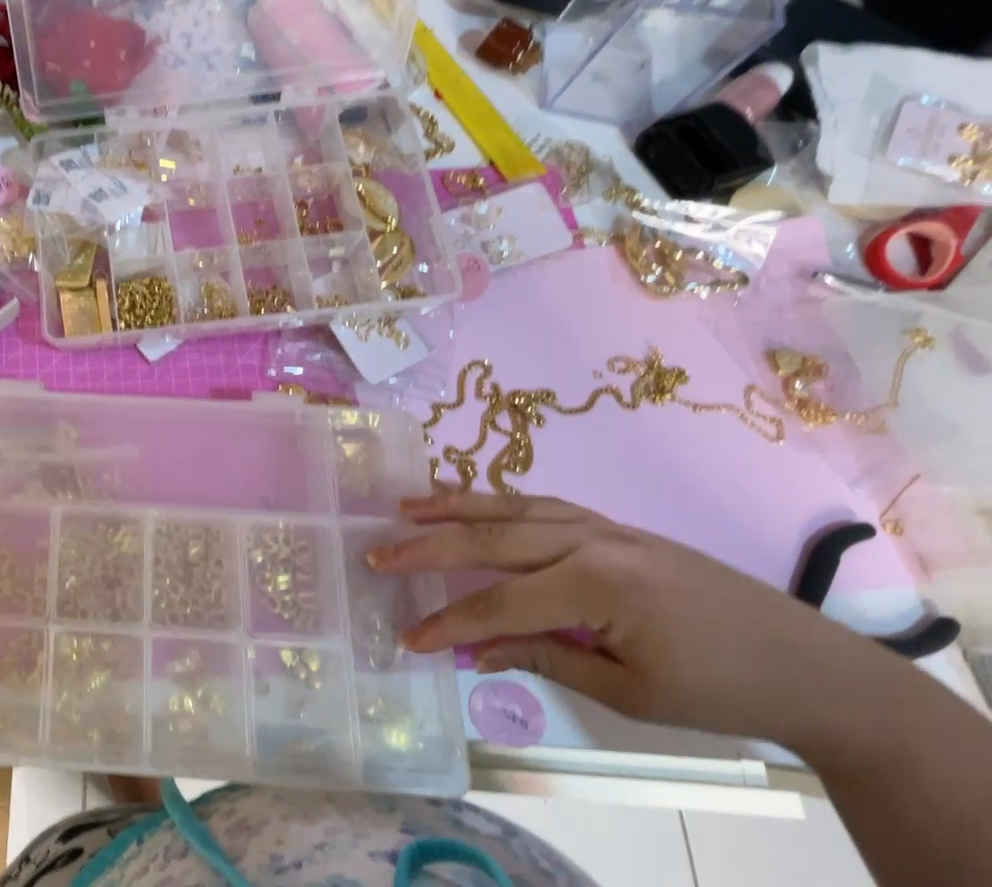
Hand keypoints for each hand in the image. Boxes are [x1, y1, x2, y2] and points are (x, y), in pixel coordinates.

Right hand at [366, 492, 890, 746]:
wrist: (813, 667)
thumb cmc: (720, 689)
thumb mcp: (628, 690)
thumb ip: (545, 657)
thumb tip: (475, 650)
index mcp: (596, 583)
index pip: (498, 602)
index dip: (448, 623)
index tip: (407, 639)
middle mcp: (593, 540)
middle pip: (492, 537)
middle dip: (428, 546)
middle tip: (377, 552)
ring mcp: (607, 527)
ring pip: (513, 507)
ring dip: (455, 505)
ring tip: (407, 505)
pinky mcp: (619, 527)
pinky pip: (544, 504)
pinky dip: (500, 500)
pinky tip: (474, 502)